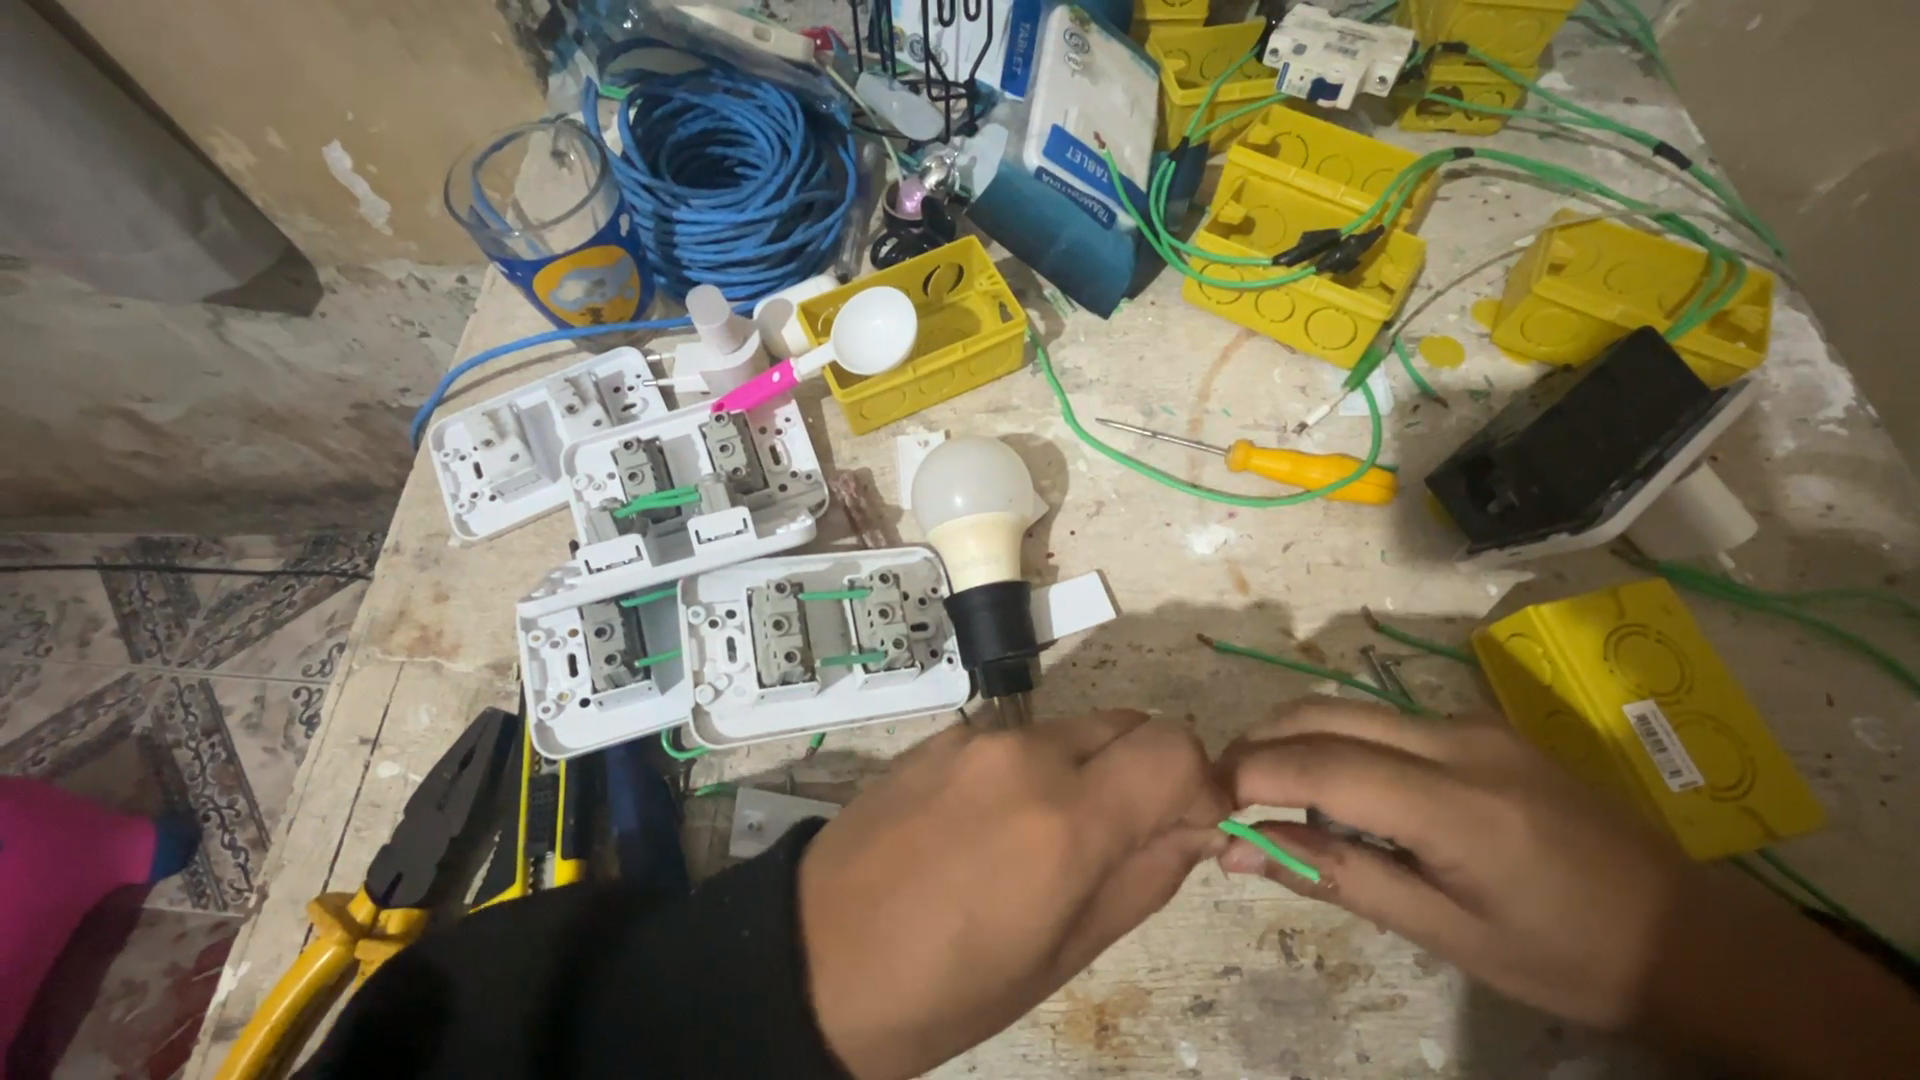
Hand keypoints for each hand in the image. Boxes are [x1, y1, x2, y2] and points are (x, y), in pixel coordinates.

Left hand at [798, 711, 1228, 1079]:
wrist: (813, 959)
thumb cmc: (945, 989)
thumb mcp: (1061, 956)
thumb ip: (1143, 878)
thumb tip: (1195, 827)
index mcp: (1065, 818)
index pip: (1175, 748)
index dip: (1200, 786)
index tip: (1188, 830)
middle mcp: (1025, 754)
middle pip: (1131, 724)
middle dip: (1149, 772)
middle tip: (1126, 836)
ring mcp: (976, 738)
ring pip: (1076, 727)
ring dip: (1092, 769)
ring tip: (1053, 836)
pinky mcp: (940, 736)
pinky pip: (1020, 736)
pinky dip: (1038, 766)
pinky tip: (997, 822)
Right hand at [1215, 699, 1919, 1077]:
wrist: (1696, 939)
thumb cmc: (1567, 956)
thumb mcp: (1446, 934)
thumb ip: (1339, 877)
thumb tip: (1240, 849)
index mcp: (1457, 805)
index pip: (1322, 765)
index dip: (1250, 776)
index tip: (1206, 803)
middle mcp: (1458, 741)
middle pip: (1323, 714)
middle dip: (1257, 743)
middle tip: (1219, 791)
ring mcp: (1472, 723)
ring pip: (1347, 706)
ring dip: (1291, 737)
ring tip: (1263, 788)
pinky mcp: (1480, 725)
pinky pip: (1382, 718)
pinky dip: (1335, 740)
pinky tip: (1333, 786)